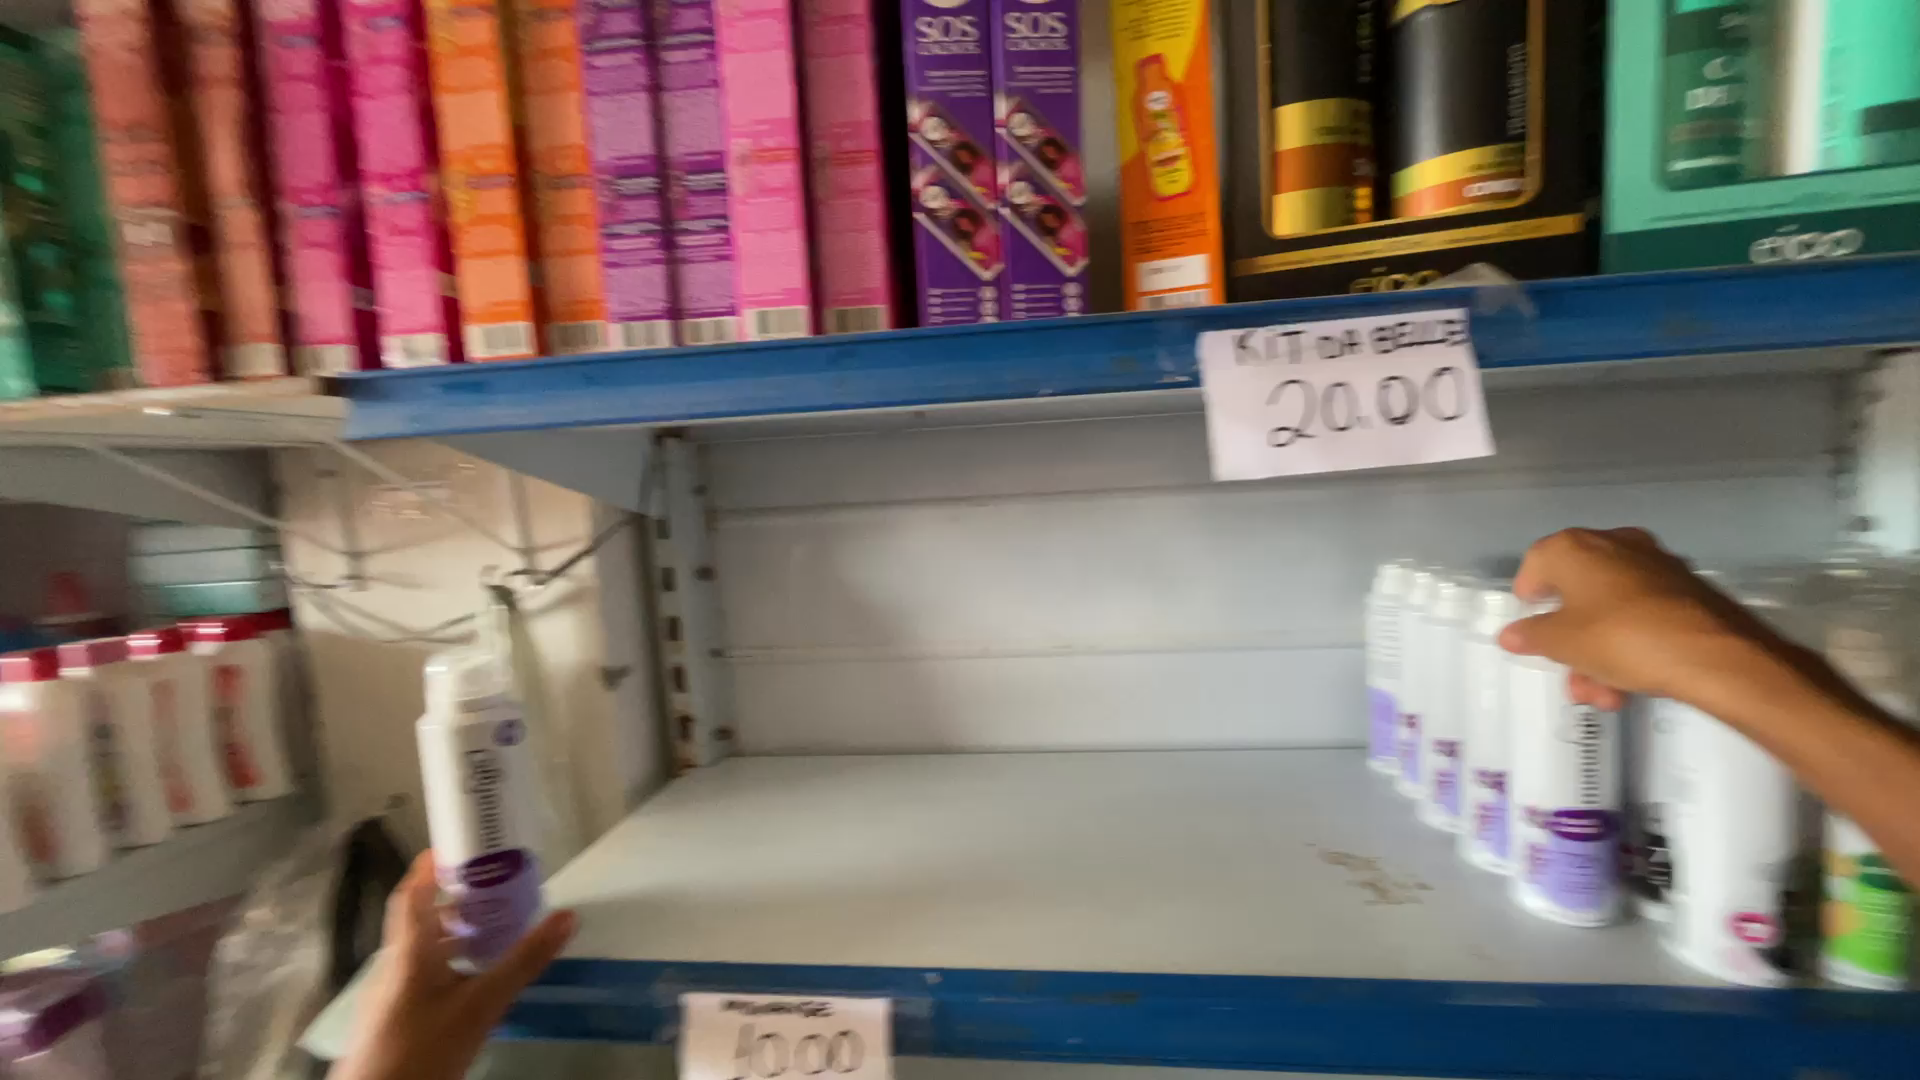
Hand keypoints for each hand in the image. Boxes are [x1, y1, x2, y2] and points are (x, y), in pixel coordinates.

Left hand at [328, 851, 576, 1079]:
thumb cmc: (421, 1050)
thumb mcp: (481, 1006)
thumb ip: (524, 961)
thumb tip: (568, 915)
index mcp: (409, 951)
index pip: (412, 893)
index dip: (433, 864)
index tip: (464, 841)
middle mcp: (395, 966)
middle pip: (422, 917)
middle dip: (459, 895)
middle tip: (500, 880)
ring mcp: (391, 995)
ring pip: (425, 947)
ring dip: (458, 928)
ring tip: (499, 921)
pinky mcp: (395, 1019)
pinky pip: (426, 971)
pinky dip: (453, 957)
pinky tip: (479, 972)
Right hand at [1497, 527, 1799, 710]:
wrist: (1722, 659)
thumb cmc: (1621, 638)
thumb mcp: (1559, 643)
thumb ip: (1530, 636)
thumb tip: (1513, 635)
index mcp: (1575, 547)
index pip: (1534, 567)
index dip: (1528, 602)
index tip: (1532, 630)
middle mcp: (1614, 544)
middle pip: (1576, 593)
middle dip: (1569, 639)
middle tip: (1570, 672)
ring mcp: (1657, 565)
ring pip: (1610, 610)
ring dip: (1599, 651)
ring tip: (1604, 693)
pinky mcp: (1690, 591)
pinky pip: (1644, 615)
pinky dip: (1632, 642)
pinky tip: (1632, 680)